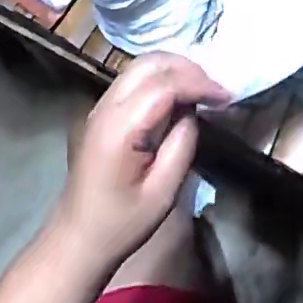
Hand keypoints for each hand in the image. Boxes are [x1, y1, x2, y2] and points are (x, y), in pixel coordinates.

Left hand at [53, 53, 229, 265]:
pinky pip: (136, 77)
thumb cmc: (121, 223)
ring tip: (202, 89)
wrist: (77, 239)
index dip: (199, 84)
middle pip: (151, 63)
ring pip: (142, 64)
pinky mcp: (104, 110)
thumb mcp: (163, 192)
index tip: (226, 97)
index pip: (164, 85)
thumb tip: (193, 111)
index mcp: (118, 129)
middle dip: (188, 68)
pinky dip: (163, 76)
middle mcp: (106, 108)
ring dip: (176, 69)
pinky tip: (180, 95)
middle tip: (215, 90)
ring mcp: (101, 106)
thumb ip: (183, 144)